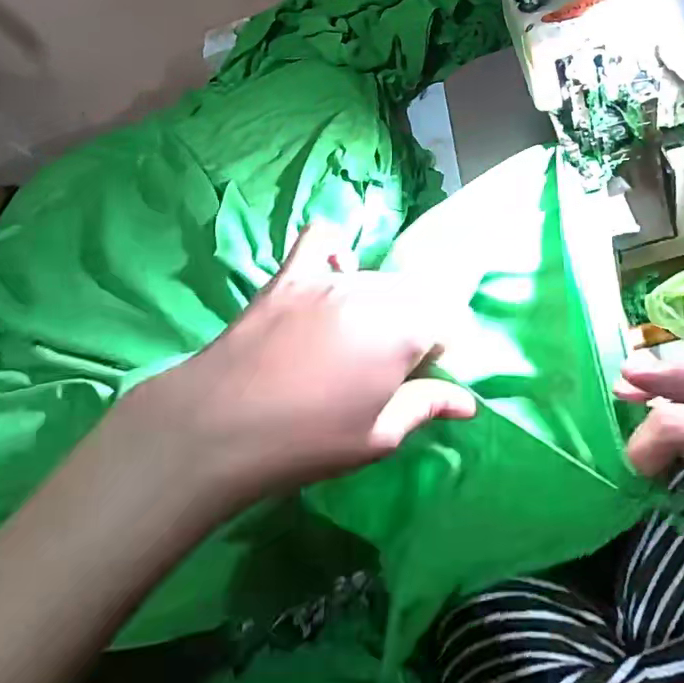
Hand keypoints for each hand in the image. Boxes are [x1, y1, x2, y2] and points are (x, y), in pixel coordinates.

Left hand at [124, 224, 474, 508]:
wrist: (215, 428)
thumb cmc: (306, 441)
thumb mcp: (377, 437)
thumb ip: (426, 406)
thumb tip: (468, 403)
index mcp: (404, 331)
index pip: (448, 322)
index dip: (439, 352)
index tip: (417, 378)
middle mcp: (374, 292)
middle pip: (417, 295)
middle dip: (415, 325)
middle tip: (386, 366)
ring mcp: (328, 278)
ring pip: (378, 277)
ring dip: (382, 302)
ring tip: (356, 337)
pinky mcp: (290, 275)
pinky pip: (322, 241)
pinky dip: (335, 254)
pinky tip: (332, 277)